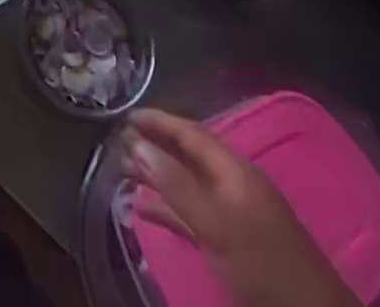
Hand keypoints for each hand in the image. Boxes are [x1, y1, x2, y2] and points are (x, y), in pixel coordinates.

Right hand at [122, 109, 360, 306]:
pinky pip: (190, 213)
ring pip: (186, 184)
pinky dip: (166, 207)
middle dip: (154, 146)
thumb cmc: (263, 265)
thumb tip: (137, 142)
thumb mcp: (216, 223)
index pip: (191, 133)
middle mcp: (231, 184)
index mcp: (234, 170)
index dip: (159, 121)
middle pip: (187, 155)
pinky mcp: (228, 240)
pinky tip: (141, 208)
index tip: (126, 114)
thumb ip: (175, 183)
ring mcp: (231, 213)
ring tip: (121, 169)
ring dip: (156, 175)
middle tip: (117, 140)